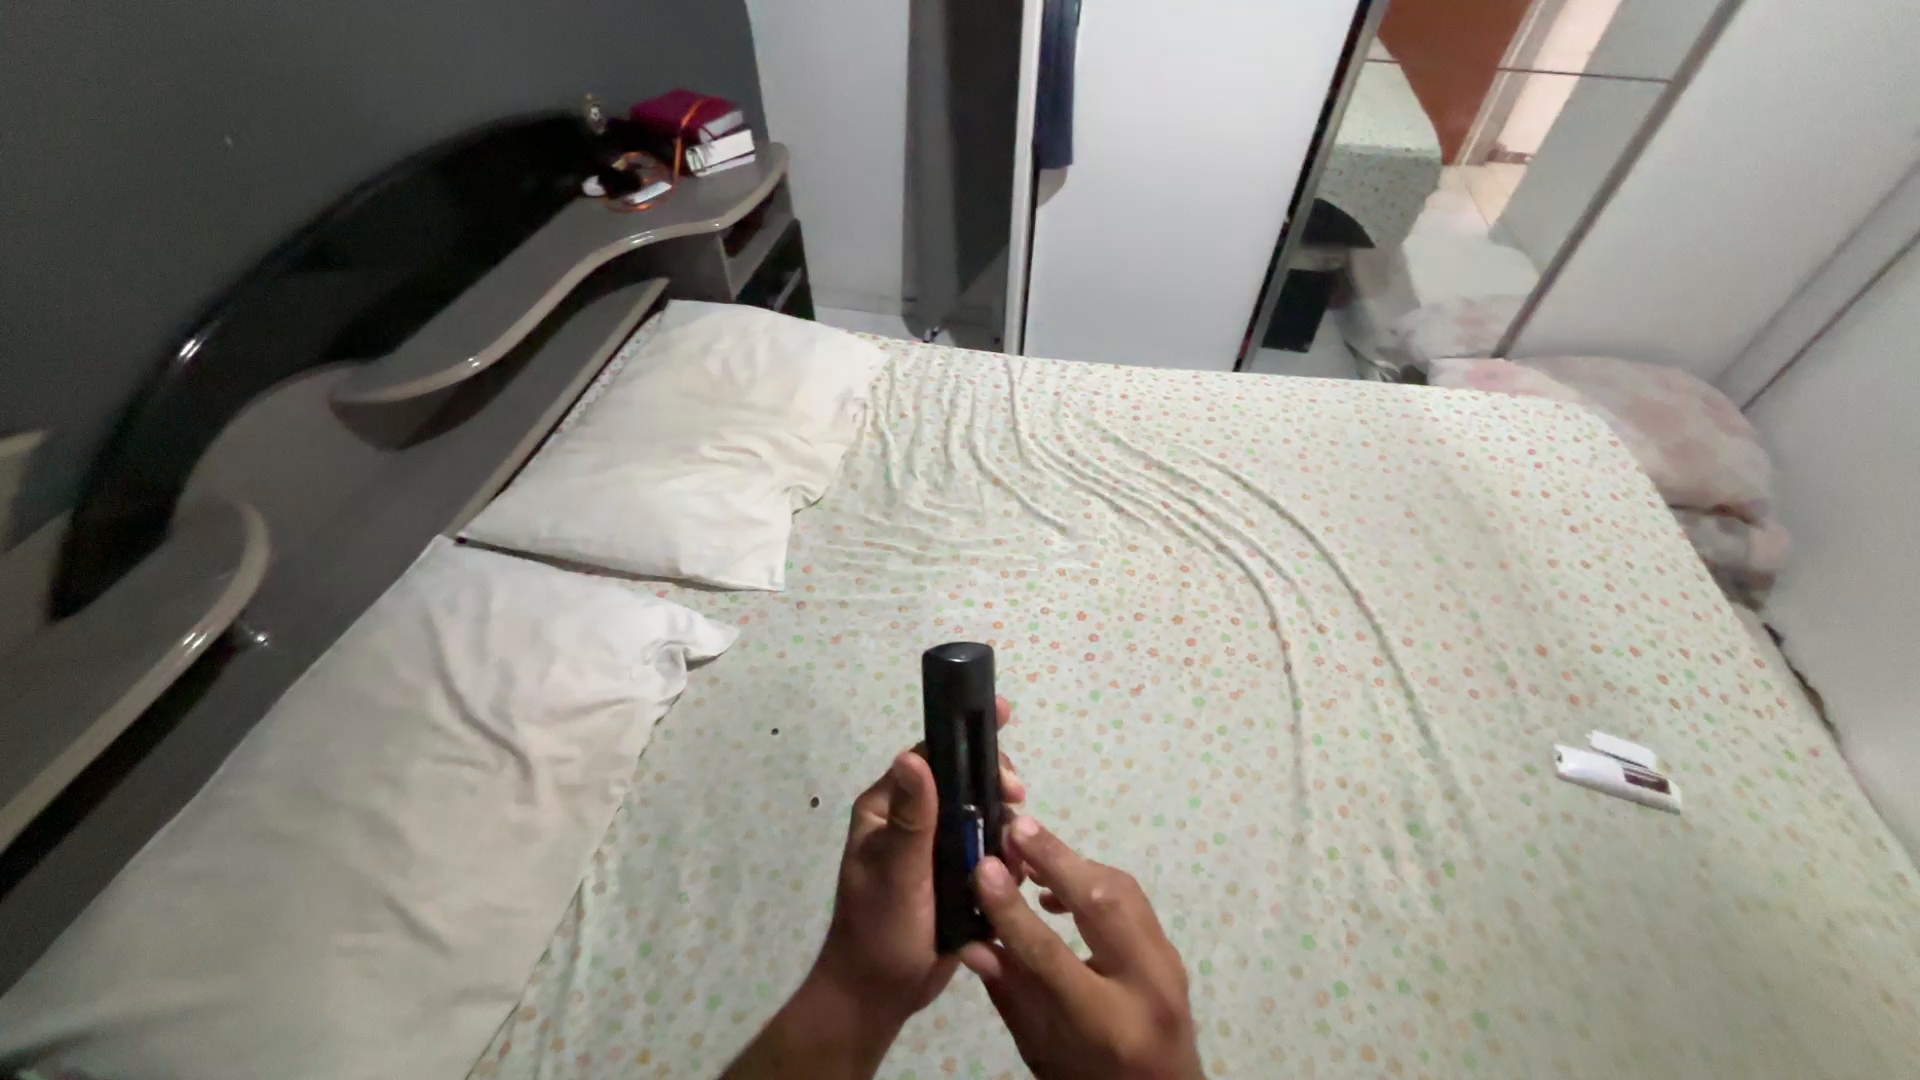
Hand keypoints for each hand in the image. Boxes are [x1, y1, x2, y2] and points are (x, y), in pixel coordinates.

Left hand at [725, 699, 1025, 1078]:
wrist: (880, 997)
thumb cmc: (879, 931)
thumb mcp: (896, 872)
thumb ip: (911, 818)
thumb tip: (912, 756)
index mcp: (887, 807)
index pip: (930, 755)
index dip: (965, 739)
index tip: (1002, 721)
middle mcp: (911, 818)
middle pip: (962, 781)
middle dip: (994, 785)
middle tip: (1018, 798)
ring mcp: (934, 846)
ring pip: (979, 815)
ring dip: (1003, 824)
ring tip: (1017, 847)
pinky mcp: (954, 873)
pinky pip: (985, 849)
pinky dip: (1004, 854)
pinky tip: (1018, 870)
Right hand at [959, 817, 1202, 1079]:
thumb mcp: (1041, 1052)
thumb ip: (1010, 992)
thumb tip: (970, 938)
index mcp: (1109, 1026)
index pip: (1052, 955)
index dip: (1014, 910)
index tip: (983, 867)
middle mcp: (1149, 987)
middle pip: (1104, 903)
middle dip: (1056, 859)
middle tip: (1013, 827)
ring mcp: (1168, 964)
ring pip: (1122, 890)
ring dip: (1074, 863)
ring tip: (1027, 849)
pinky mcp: (1170, 949)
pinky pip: (1131, 899)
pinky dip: (1093, 879)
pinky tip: (1055, 887)